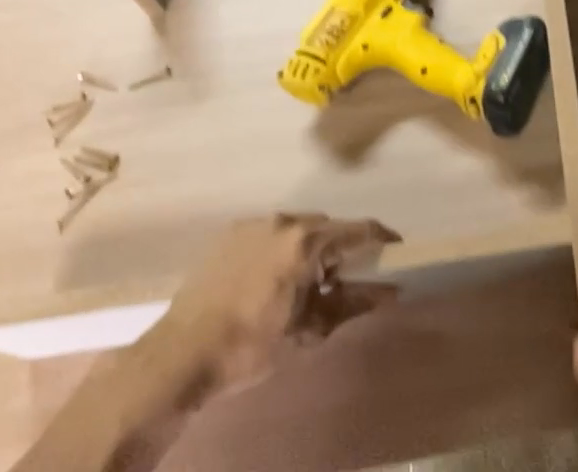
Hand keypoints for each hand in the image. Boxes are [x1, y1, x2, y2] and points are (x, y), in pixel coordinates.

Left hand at [16, 214, 401, 471]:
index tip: (398, 252)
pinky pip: (270, 235)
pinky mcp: (228, 236)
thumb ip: (353, 305)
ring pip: (297, 229)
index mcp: (305, 241)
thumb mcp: (309, 330)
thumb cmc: (252, 345)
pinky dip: (282, 250)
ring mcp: (251, 225)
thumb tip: (392, 292)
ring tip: (304, 285)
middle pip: (327, 227)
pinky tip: (272, 282)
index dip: (384, 239)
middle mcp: (282, 221)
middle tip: (343, 282)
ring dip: (309, 250)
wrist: (180, 355)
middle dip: (341, 250)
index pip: (360, 230)